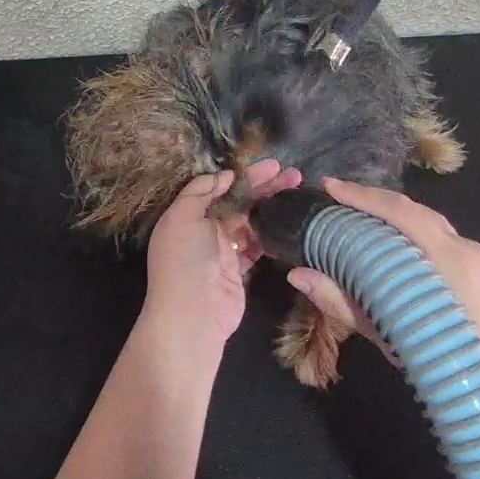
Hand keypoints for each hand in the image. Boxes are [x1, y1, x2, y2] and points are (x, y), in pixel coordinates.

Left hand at [142, 160, 301, 352]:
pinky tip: (289, 221)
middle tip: (293, 174)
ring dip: (271, 207)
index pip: (220, 187)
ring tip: (297, 192)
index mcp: (188, 214)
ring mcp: (222, 250)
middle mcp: (204, 229)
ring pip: (250, 221)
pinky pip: (256, 246)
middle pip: (238, 202)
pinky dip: (270, 234)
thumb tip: (224, 176)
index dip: (245, 175)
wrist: (191, 313)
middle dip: (265, 187)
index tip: (271, 165)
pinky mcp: (238, 269)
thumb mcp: (182, 217)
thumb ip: (199, 191)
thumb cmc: (183, 260)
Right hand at [288, 177, 479, 372]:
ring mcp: (474, 252)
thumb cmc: (430, 356)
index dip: (362, 196)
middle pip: (413, 209)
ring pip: (426, 217)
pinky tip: (387, 229)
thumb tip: (296, 275)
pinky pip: (437, 232)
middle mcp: (464, 246)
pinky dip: (407, 225)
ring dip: (390, 209)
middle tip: (337, 194)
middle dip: (372, 198)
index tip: (328, 187)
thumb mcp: (379, 329)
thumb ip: (337, 300)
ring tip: (357, 206)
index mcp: (447, 257)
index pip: (400, 212)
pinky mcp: (476, 261)